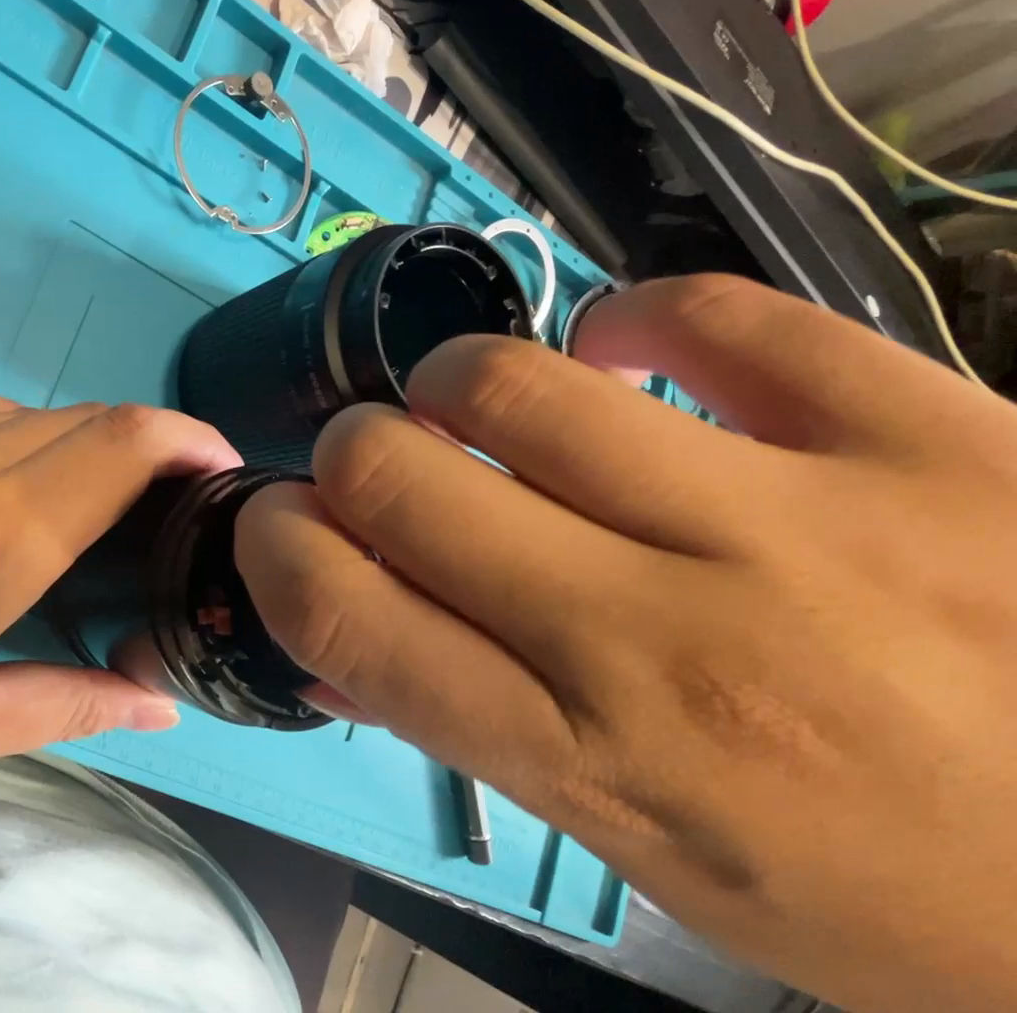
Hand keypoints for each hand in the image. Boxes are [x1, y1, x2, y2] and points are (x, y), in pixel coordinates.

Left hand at [0, 388, 241, 1012]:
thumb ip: (67, 703)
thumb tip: (158, 706)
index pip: (119, 445)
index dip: (185, 442)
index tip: (224, 470)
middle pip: (81, 418)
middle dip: (145, 445)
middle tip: (175, 508)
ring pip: (25, 411)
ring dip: (79, 440)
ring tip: (103, 507)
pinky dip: (15, 434)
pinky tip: (11, 489)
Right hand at [235, 276, 1016, 1012]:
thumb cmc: (888, 898)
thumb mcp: (643, 851)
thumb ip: (477, 726)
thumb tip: (337, 637)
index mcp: (585, 758)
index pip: (338, 612)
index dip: (273, 545)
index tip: (283, 524)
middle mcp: (661, 640)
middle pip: (391, 475)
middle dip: (350, 456)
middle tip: (388, 470)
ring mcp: (801, 527)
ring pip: (509, 383)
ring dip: (452, 385)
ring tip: (483, 408)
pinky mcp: (941, 434)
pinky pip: (709, 315)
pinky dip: (627, 320)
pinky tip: (625, 354)